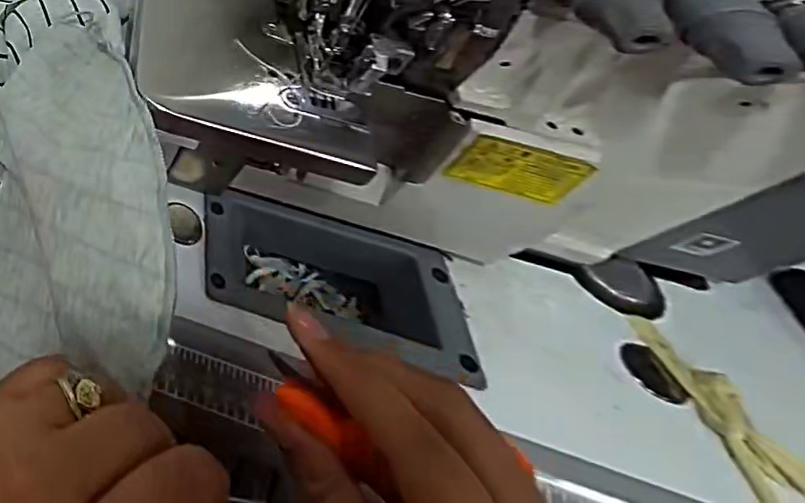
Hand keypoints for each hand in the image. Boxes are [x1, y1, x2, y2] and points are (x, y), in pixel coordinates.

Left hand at [0, 355, 227, 502]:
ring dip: (114, 414)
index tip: (209, 480)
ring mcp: (5, 426)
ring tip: (110, 444)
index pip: (167, 482)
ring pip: (95, 384)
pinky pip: (49, 367)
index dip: (202, 478)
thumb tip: (190, 486)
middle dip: (160, 445)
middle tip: (159, 468)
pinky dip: (71, 389)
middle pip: (135, 425)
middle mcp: (41, 472)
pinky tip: (71, 419)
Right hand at [257, 304, 540, 502]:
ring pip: (466, 415)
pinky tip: (385, 432)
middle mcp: (518, 501)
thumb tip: (274, 409)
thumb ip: (323, 480)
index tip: (298, 321)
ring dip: (394, 390)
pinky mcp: (526, 500)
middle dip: (371, 367)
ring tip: (342, 392)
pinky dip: (424, 422)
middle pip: (446, 403)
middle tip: (314, 354)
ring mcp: (530, 501)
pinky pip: (479, 442)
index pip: (409, 427)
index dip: (345, 368)